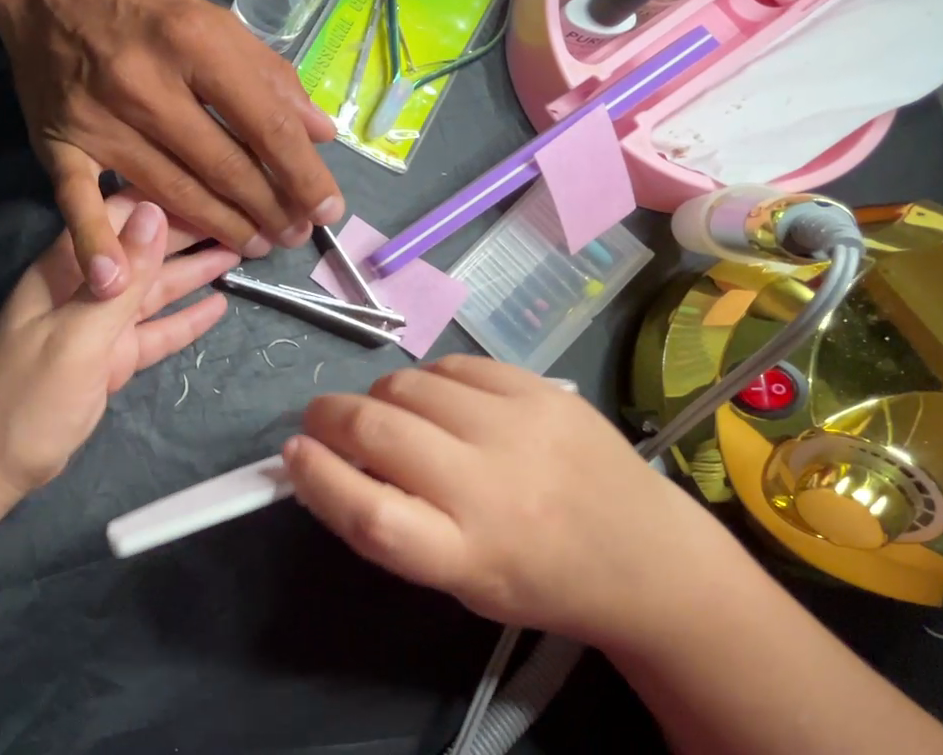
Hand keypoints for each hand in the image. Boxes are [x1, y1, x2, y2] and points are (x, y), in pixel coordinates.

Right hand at [0, 0, 342, 298]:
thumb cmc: (138, 4)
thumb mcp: (211, 18)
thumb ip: (267, 75)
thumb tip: (319, 133)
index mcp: (193, 42)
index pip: (264, 123)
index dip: (302, 173)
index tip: (328, 209)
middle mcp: (145, 84)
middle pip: (221, 165)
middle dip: (268, 208)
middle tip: (293, 235)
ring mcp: (97, 120)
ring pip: (168, 190)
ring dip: (219, 227)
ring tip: (255, 246)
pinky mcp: (59, 144)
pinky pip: (78, 200)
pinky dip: (94, 242)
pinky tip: (117, 282)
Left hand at [0, 197, 238, 493]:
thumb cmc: (27, 393)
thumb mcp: (78, 333)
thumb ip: (123, 279)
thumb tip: (156, 212)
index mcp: (68, 265)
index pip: (120, 214)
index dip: (165, 198)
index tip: (213, 185)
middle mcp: (86, 285)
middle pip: (143, 249)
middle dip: (188, 232)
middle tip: (245, 220)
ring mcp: (98, 324)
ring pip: (153, 289)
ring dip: (193, 272)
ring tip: (241, 253)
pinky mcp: (109, 359)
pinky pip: (153, 331)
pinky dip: (183, 319)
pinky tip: (217, 306)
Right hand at [281, 357, 746, 647]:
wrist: (651, 560)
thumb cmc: (535, 579)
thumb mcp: (454, 577)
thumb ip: (385, 522)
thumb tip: (314, 457)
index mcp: (469, 557)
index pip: (370, 513)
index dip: (318, 476)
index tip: (292, 454)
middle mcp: (495, 492)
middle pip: (377, 431)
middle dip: (327, 417)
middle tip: (319, 423)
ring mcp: (523, 431)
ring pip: (406, 384)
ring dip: (378, 398)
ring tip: (392, 417)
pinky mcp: (545, 391)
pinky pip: (451, 364)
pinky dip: (427, 381)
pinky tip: (439, 403)